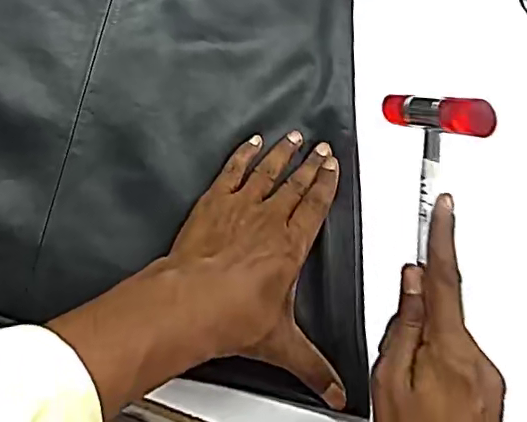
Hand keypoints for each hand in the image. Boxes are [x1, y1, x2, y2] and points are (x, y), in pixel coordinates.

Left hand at [47, 134, 343, 416]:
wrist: (192, 299)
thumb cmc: (232, 314)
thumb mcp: (281, 344)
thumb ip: (313, 366)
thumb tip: (334, 390)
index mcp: (289, 246)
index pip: (315, 206)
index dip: (326, 184)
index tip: (332, 166)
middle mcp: (268, 219)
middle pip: (296, 183)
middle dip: (311, 163)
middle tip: (321, 147)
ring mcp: (241, 205)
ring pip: (268, 170)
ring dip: (282, 152)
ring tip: (293, 137)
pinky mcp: (214, 200)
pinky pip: (234, 169)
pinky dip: (244, 153)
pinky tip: (251, 142)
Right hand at [373, 194, 505, 421]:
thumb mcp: (389, 377)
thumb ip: (403, 320)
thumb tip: (412, 278)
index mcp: (452, 351)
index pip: (447, 278)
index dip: (444, 236)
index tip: (445, 206)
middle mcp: (479, 362)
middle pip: (444, 309)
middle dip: (418, 315)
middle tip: (399, 354)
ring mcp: (489, 379)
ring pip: (450, 334)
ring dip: (428, 343)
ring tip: (411, 386)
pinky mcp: (492, 390)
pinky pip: (460, 356)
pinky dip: (439, 360)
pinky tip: (426, 393)